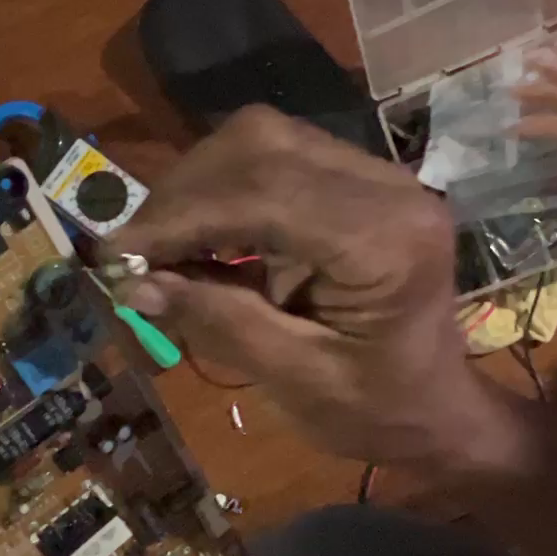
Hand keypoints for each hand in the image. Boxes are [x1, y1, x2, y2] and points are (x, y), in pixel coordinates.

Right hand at [116, 106, 526, 472]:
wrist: (439, 409)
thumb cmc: (380, 414)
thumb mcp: (298, 382)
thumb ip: (221, 323)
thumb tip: (135, 281)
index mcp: (387, 241)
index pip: (266, 193)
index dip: (180, 216)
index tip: (117, 255)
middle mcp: (389, 188)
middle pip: (262, 146)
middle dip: (182, 195)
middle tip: (134, 253)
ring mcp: (378, 178)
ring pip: (264, 142)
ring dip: (197, 188)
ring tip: (160, 248)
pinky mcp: (359, 185)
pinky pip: (276, 161)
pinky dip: (223, 194)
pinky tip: (198, 238)